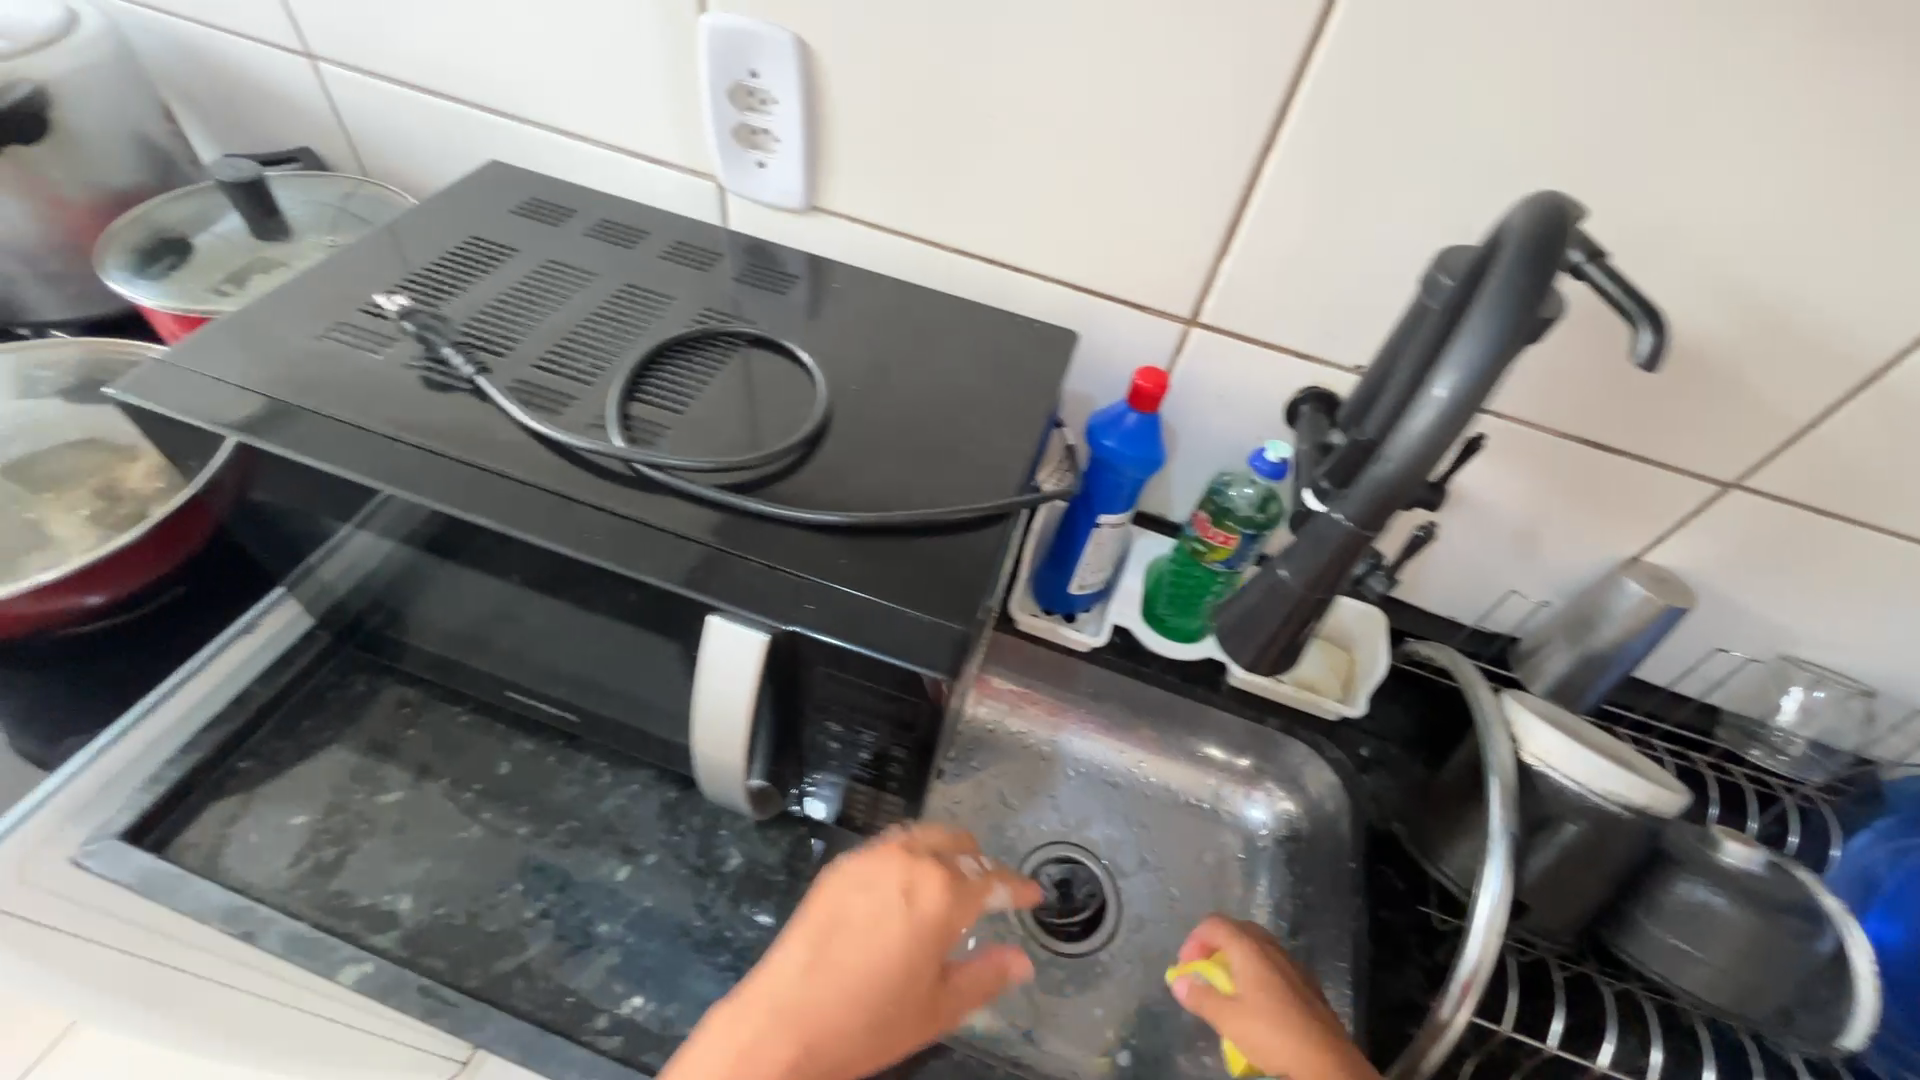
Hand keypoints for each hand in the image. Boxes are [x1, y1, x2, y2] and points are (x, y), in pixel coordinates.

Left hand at [662, 824, 1043, 1079]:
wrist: (782, 1022)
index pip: (993, 880)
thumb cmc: (868, 1022)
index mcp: (943, 895)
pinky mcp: (841, 865)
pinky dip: (910, 852)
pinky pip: (888, 844)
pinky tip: (905, 882)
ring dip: (945, 850)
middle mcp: (910, 862)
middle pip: (959, 846)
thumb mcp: (938, 1009)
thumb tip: (1021, 960)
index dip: (1017, 887)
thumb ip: (985, 977)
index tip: (1032, 895)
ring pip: (923, 836)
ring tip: (950, 878)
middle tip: (989, 892)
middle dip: (980, 864)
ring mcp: (871, 858)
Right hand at [1169, 915, 1377, 1079]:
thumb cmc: (1272, 1034)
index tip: (1187, 968)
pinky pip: (1275, 963)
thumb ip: (1200, 997)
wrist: (1328, 1061)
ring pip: (1258, 946)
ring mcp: (1292, 964)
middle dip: (1215, 945)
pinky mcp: (1307, 983)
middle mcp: (1271, 948)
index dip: (1194, 940)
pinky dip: (1258, 971)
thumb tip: (1178, 981)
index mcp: (1249, 948)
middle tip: (1206, 971)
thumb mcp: (1228, 1019)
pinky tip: (1259, 1001)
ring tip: (1230, 986)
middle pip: (1236, 929)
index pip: (1214, 924)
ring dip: (1237, 958)